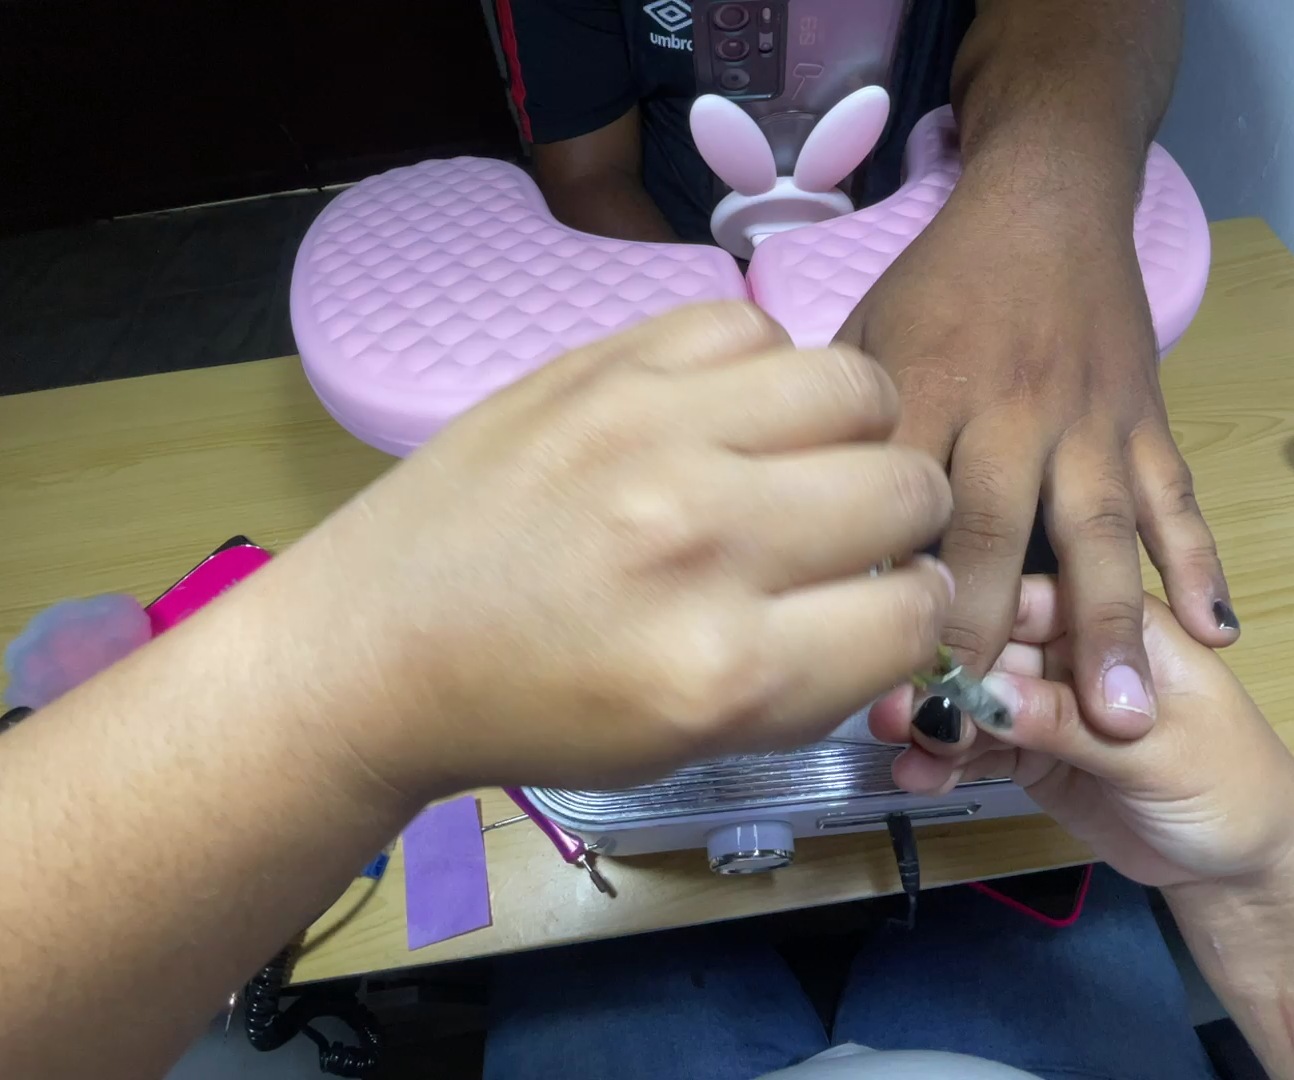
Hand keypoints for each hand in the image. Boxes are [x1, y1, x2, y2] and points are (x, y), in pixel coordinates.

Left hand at [272, 304, 953, 793]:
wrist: (379, 644)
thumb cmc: (540, 713)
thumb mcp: (696, 740)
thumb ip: (819, 671)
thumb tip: (905, 592)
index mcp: (725, 671)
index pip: (913, 613)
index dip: (913, 612)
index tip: (882, 603)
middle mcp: (701, 539)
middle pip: (908, 489)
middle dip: (902, 520)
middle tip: (843, 530)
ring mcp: (650, 431)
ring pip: (857, 388)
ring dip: (854, 432)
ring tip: (800, 457)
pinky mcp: (603, 364)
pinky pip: (754, 328)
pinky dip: (763, 374)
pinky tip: (723, 413)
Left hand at [837, 194, 1234, 739]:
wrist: (1045, 203)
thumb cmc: (937, 280)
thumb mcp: (864, 333)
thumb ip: (843, 423)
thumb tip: (815, 516)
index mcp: (924, 389)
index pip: (897, 505)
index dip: (882, 588)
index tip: (867, 666)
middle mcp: (1008, 411)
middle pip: (989, 534)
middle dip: (980, 631)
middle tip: (972, 723)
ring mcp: (1087, 418)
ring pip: (1096, 531)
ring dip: (1109, 627)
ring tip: (1124, 716)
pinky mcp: (1145, 416)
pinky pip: (1175, 496)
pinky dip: (1200, 562)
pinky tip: (1218, 631)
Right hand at [869, 576, 1293, 886]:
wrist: (1247, 876)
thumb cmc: (1235, 791)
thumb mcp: (1162, 754)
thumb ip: (1071, 722)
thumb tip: (984, 694)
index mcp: (1114, 625)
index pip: (1029, 600)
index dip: (974, 621)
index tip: (923, 653)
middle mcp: (1069, 651)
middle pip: (988, 653)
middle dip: (942, 683)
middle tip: (894, 712)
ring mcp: (1044, 702)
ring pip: (974, 702)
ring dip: (935, 726)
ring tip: (902, 753)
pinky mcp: (1027, 750)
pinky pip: (976, 748)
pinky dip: (946, 762)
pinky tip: (918, 776)